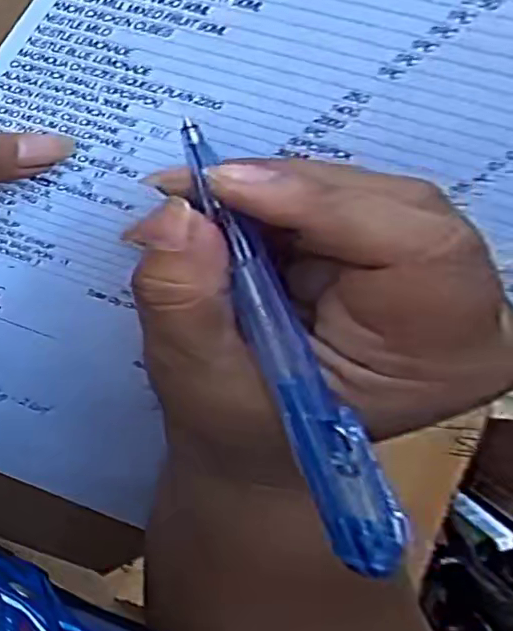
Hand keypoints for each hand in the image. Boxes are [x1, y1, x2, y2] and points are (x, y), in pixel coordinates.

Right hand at [129, 159, 512, 485]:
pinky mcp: (379, 264)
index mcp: (438, 352)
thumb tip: (171, 214)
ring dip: (271, 188)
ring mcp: (424, 280)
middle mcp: (459, 306)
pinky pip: (335, 207)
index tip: (214, 186)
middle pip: (398, 209)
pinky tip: (217, 212)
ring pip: (367, 198)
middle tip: (186, 188)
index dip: (318, 204)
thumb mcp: (191, 372)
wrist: (248, 444)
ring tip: (191, 202)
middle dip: (287, 186)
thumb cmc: (229, 423)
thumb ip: (182, 298)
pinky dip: (265, 199)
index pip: (414, 247)